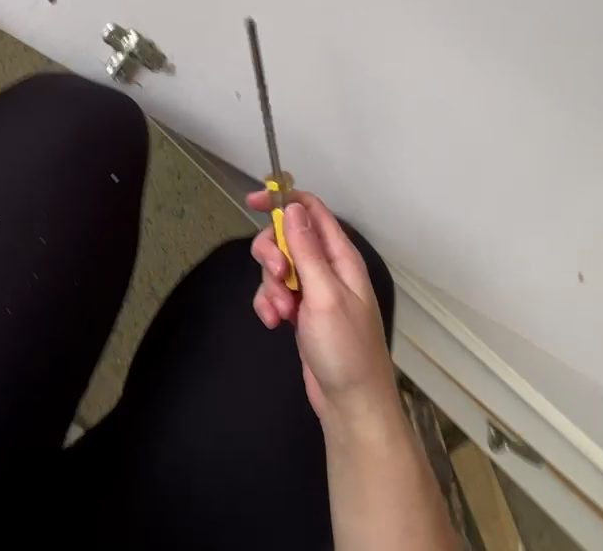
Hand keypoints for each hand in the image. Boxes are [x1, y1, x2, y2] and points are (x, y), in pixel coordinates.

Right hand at [248, 190, 397, 423]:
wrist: (350, 403)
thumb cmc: (345, 348)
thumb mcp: (325, 295)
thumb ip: (307, 250)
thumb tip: (293, 207)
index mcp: (340, 257)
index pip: (311, 211)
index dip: (283, 200)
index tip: (253, 201)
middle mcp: (327, 268)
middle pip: (286, 238)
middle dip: (271, 254)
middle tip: (277, 276)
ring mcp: (312, 290)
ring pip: (276, 266)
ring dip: (270, 286)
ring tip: (280, 313)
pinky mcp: (300, 311)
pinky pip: (274, 293)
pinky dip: (268, 304)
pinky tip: (273, 323)